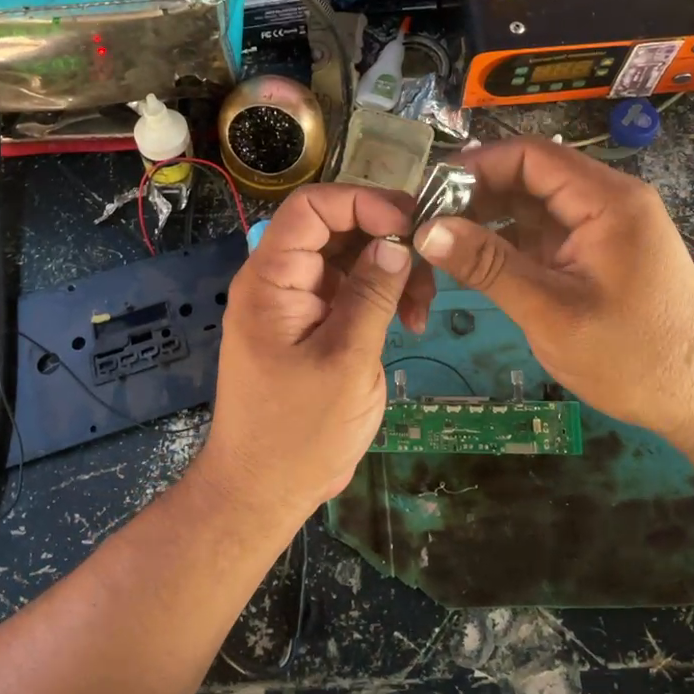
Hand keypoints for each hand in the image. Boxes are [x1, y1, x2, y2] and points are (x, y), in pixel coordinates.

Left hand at [197, 184, 435, 520]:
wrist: (263, 490)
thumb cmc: (298, 432)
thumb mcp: (345, 361)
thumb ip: (371, 295)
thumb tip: (398, 241)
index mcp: (272, 278)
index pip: (311, 207)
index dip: (362, 202)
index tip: (409, 227)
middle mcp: (281, 279)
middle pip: (336, 228)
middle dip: (387, 239)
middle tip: (430, 268)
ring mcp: (298, 302)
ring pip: (350, 257)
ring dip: (392, 270)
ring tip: (421, 310)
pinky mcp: (316, 324)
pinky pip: (352, 290)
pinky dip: (383, 296)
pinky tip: (410, 323)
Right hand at [410, 139, 693, 447]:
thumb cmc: (633, 358)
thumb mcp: (552, 313)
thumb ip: (489, 266)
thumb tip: (426, 230)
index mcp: (608, 199)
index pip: (530, 155)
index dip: (474, 167)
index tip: (427, 196)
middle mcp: (607, 199)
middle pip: (528, 174)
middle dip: (474, 194)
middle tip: (425, 224)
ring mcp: (601, 225)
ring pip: (530, 202)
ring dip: (486, 217)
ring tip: (439, 242)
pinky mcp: (595, 250)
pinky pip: (541, 229)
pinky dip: (506, 240)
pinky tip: (473, 260)